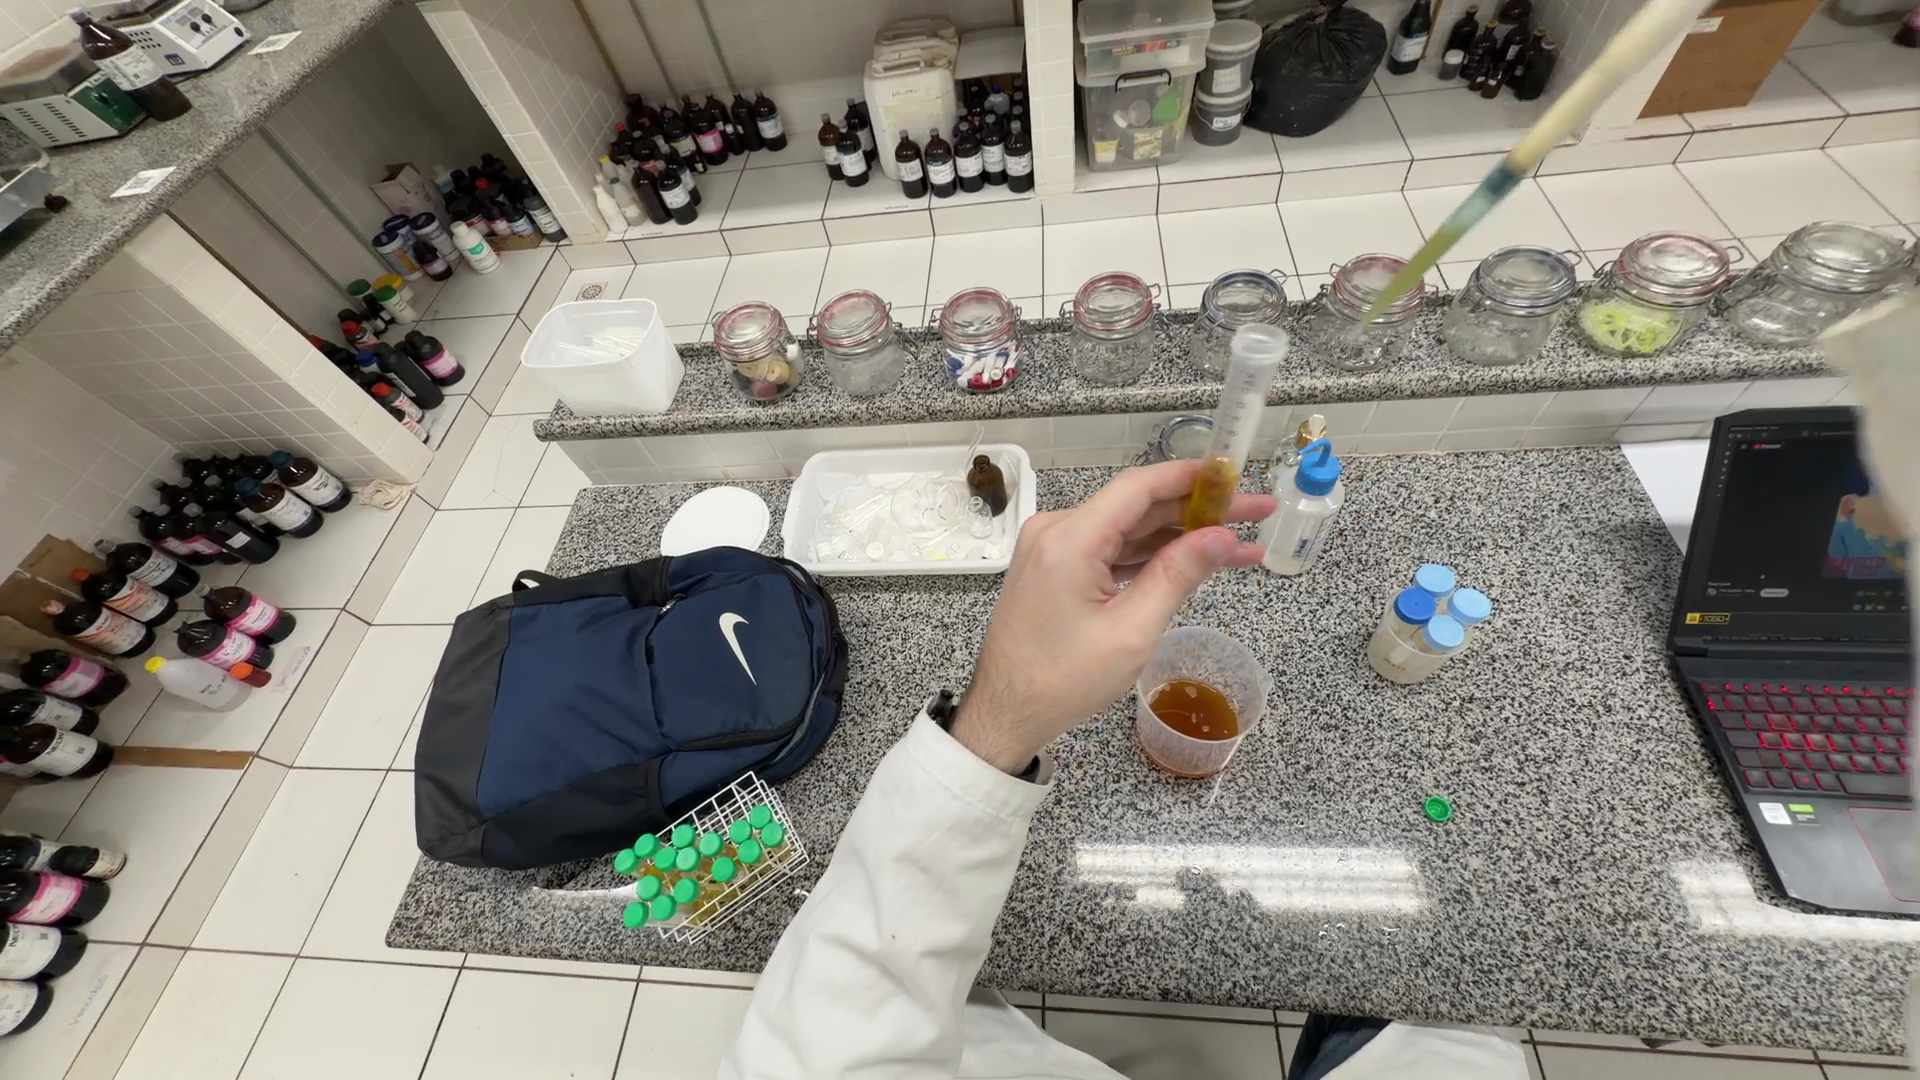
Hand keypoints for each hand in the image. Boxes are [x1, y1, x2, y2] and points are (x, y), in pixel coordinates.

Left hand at [951, 460, 1275, 771]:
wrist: (1006, 711)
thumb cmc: (1063, 680)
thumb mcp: (1131, 632)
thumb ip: (1177, 575)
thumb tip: (1223, 536)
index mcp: (1070, 538)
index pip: (1140, 487)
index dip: (1193, 478)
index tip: (1239, 477)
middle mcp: (1056, 530)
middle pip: (1137, 506)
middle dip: (1199, 511)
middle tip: (1258, 514)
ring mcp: (1052, 548)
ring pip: (1126, 529)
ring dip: (1179, 536)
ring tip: (1240, 545)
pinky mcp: (1054, 567)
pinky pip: (1109, 550)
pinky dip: (1148, 557)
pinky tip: (1193, 562)